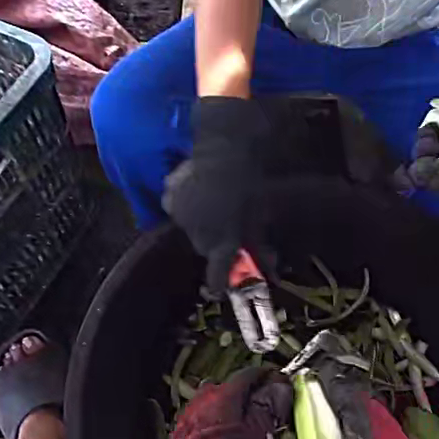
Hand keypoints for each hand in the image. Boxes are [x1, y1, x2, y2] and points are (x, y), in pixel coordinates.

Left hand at [127, 367, 291, 438]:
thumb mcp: (256, 438)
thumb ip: (268, 408)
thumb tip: (280, 388)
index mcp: (222, 396)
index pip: (249, 375)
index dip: (268, 378)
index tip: (282, 385)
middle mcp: (201, 402)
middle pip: (231, 389)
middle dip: (251, 395)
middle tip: (271, 409)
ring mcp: (189, 420)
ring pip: (218, 407)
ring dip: (236, 412)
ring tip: (254, 429)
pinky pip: (207, 424)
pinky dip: (222, 427)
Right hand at [163, 96, 270, 296]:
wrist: (227, 151)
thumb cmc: (250, 186)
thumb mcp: (259, 218)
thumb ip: (259, 247)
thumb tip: (270, 272)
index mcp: (222, 243)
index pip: (216, 276)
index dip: (218, 282)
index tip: (220, 287)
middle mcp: (198, 236)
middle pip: (204, 247)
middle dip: (214, 240)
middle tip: (225, 222)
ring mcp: (181, 218)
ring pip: (190, 228)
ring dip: (199, 220)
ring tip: (212, 200)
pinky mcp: (168, 199)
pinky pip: (175, 208)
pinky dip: (183, 202)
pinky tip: (195, 187)